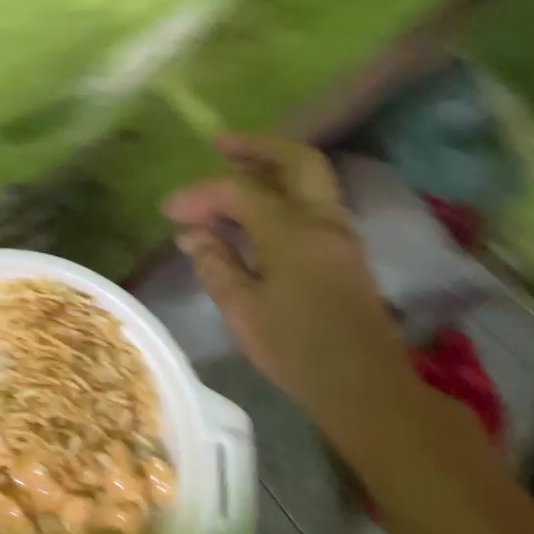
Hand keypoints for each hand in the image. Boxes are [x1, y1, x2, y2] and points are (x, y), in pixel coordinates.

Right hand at [163, 136, 419, 437]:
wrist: (365, 389)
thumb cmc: (296, 350)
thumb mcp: (241, 309)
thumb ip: (215, 263)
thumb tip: (193, 234)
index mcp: (293, 233)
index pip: (239, 191)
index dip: (199, 194)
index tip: (168, 211)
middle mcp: (323, 222)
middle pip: (297, 161)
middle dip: (257, 146)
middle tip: (220, 145)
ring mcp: (341, 236)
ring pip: (311, 179)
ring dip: (272, 167)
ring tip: (233, 171)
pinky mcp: (345, 253)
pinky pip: (313, 203)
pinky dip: (283, 192)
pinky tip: (256, 210)